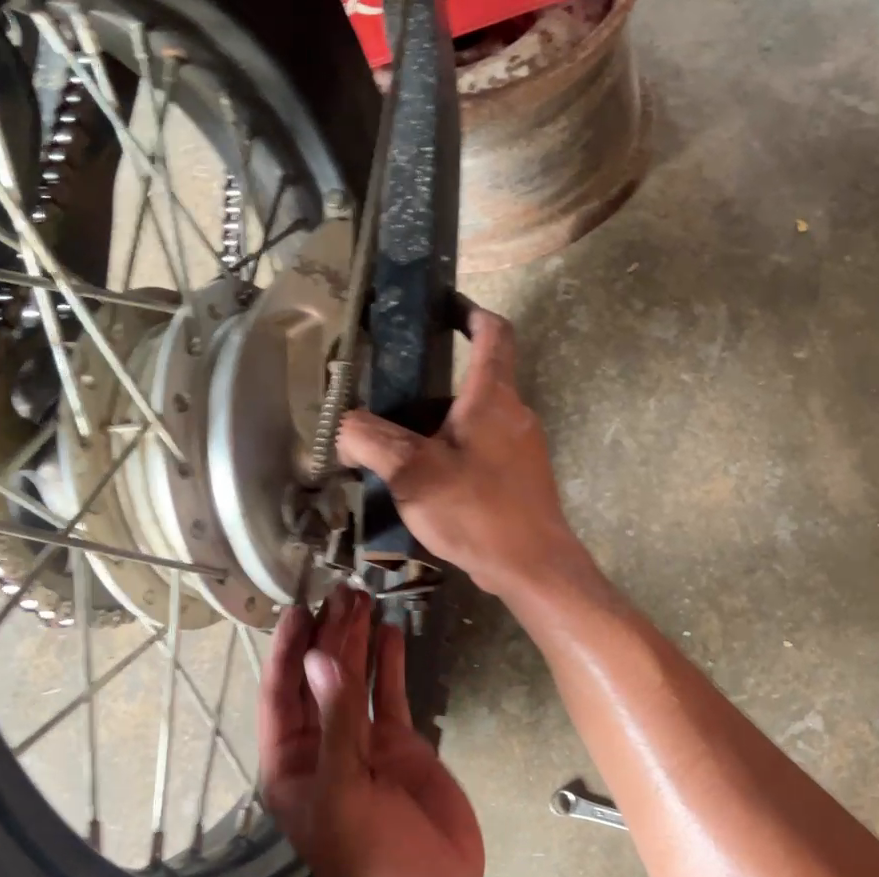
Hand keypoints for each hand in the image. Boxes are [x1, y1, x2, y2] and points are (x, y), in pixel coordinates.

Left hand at [257, 587, 484, 876]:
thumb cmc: (371, 851)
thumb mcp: (343, 789)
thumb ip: (335, 720)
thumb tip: (318, 659)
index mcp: (290, 765)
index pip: (279, 696)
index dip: (285, 652)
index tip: (297, 608)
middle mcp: (321, 748)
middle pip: (319, 680)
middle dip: (328, 636)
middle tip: (342, 590)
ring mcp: (363, 745)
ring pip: (354, 681)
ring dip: (357, 642)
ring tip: (363, 598)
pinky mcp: (400, 745)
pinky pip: (389, 696)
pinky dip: (390, 664)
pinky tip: (390, 632)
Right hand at [338, 305, 584, 597]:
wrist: (533, 567)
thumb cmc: (478, 510)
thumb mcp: (413, 473)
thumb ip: (371, 441)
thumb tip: (345, 426)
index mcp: (493, 397)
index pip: (494, 333)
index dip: (471, 312)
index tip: (446, 307)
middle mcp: (515, 414)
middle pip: (479, 380)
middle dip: (436, 383)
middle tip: (392, 396)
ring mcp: (523, 449)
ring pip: (477, 420)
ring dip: (441, 425)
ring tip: (399, 448)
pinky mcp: (522, 480)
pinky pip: (484, 451)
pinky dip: (455, 453)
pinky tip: (427, 484)